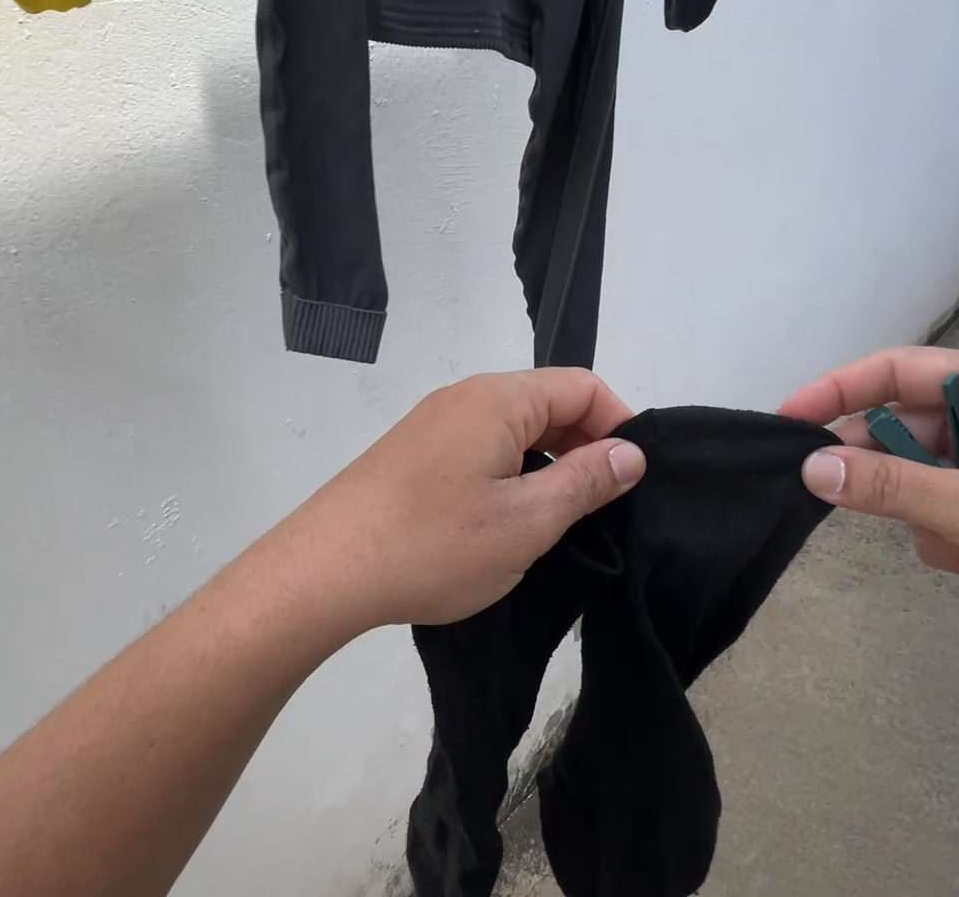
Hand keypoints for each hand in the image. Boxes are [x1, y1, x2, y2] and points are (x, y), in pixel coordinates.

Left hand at [270, 369, 646, 631]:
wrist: (322, 571)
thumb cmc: (433, 545)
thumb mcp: (525, 521)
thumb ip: (585, 481)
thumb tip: (631, 453)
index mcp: (498, 399)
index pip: (582, 386)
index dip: (620, 424)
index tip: (636, 477)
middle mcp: (465, 397)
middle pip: (547, 403)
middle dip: (586, 445)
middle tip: (606, 505)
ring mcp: (434, 424)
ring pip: (513, 429)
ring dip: (548, 463)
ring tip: (563, 517)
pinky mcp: (414, 454)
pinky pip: (481, 448)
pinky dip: (511, 472)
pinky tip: (510, 518)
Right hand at [780, 346, 958, 663]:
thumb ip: (894, 489)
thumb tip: (810, 467)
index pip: (900, 370)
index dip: (837, 390)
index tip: (787, 422)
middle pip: (908, 428)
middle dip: (891, 478)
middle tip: (863, 511)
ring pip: (924, 476)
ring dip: (927, 520)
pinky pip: (950, 508)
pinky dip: (953, 541)